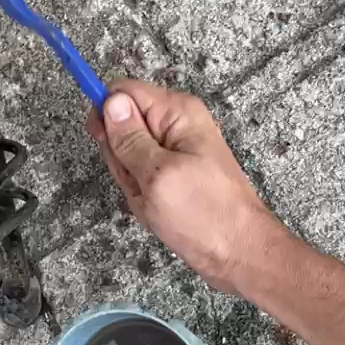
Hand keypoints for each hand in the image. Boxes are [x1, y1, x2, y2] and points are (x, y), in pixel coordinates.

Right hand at [85, 78, 289, 291]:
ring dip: (130, 181)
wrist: (239, 253)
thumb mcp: (157, 175)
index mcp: (178, 112)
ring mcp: (175, 149)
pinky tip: (157, 208)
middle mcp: (177, 124)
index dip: (106, 115)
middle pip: (122, 125)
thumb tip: (110, 101)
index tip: (106, 145)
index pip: (123, 91)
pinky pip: (140, 174)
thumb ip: (129, 137)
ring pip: (127, 154)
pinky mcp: (174, 171)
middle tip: (141, 182)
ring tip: (154, 199)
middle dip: (120, 158)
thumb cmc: (206, 216)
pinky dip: (140, 193)